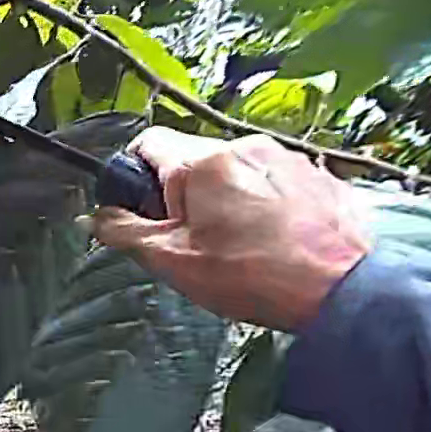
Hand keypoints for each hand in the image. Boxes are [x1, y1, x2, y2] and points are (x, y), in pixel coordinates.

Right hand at [93, 128, 372, 330]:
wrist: (339, 289)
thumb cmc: (248, 276)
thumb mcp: (170, 260)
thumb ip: (123, 232)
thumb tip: (91, 217)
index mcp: (201, 163)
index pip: (147, 142)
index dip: (132, 175)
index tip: (139, 211)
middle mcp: (242, 146)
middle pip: (188, 159)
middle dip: (176, 194)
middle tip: (184, 239)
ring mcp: (283, 155)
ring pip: (227, 169)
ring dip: (215, 198)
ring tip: (229, 243)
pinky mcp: (313, 172)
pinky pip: (264, 177)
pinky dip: (252, 201)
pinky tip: (263, 237)